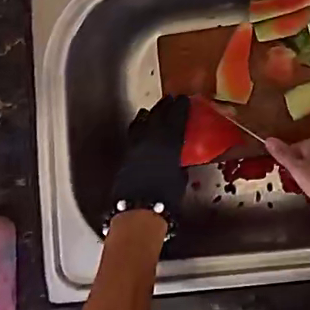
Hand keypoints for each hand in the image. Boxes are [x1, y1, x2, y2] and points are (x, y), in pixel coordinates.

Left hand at [110, 95, 191, 219]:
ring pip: (142, 125)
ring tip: (151, 110)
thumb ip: (179, 165)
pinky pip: (134, 135)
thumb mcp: (180, 178)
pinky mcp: (126, 157)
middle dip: (164, 107)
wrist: (138, 210)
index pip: (176, 120)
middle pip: (158, 118)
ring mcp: (136, 148)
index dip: (180, 108)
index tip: (184, 98)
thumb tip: (180, 161)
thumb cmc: (166, 198)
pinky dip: (138, 128)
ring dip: (149, 115)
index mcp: (169, 144)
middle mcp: (151, 141)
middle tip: (170, 99)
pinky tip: (139, 127)